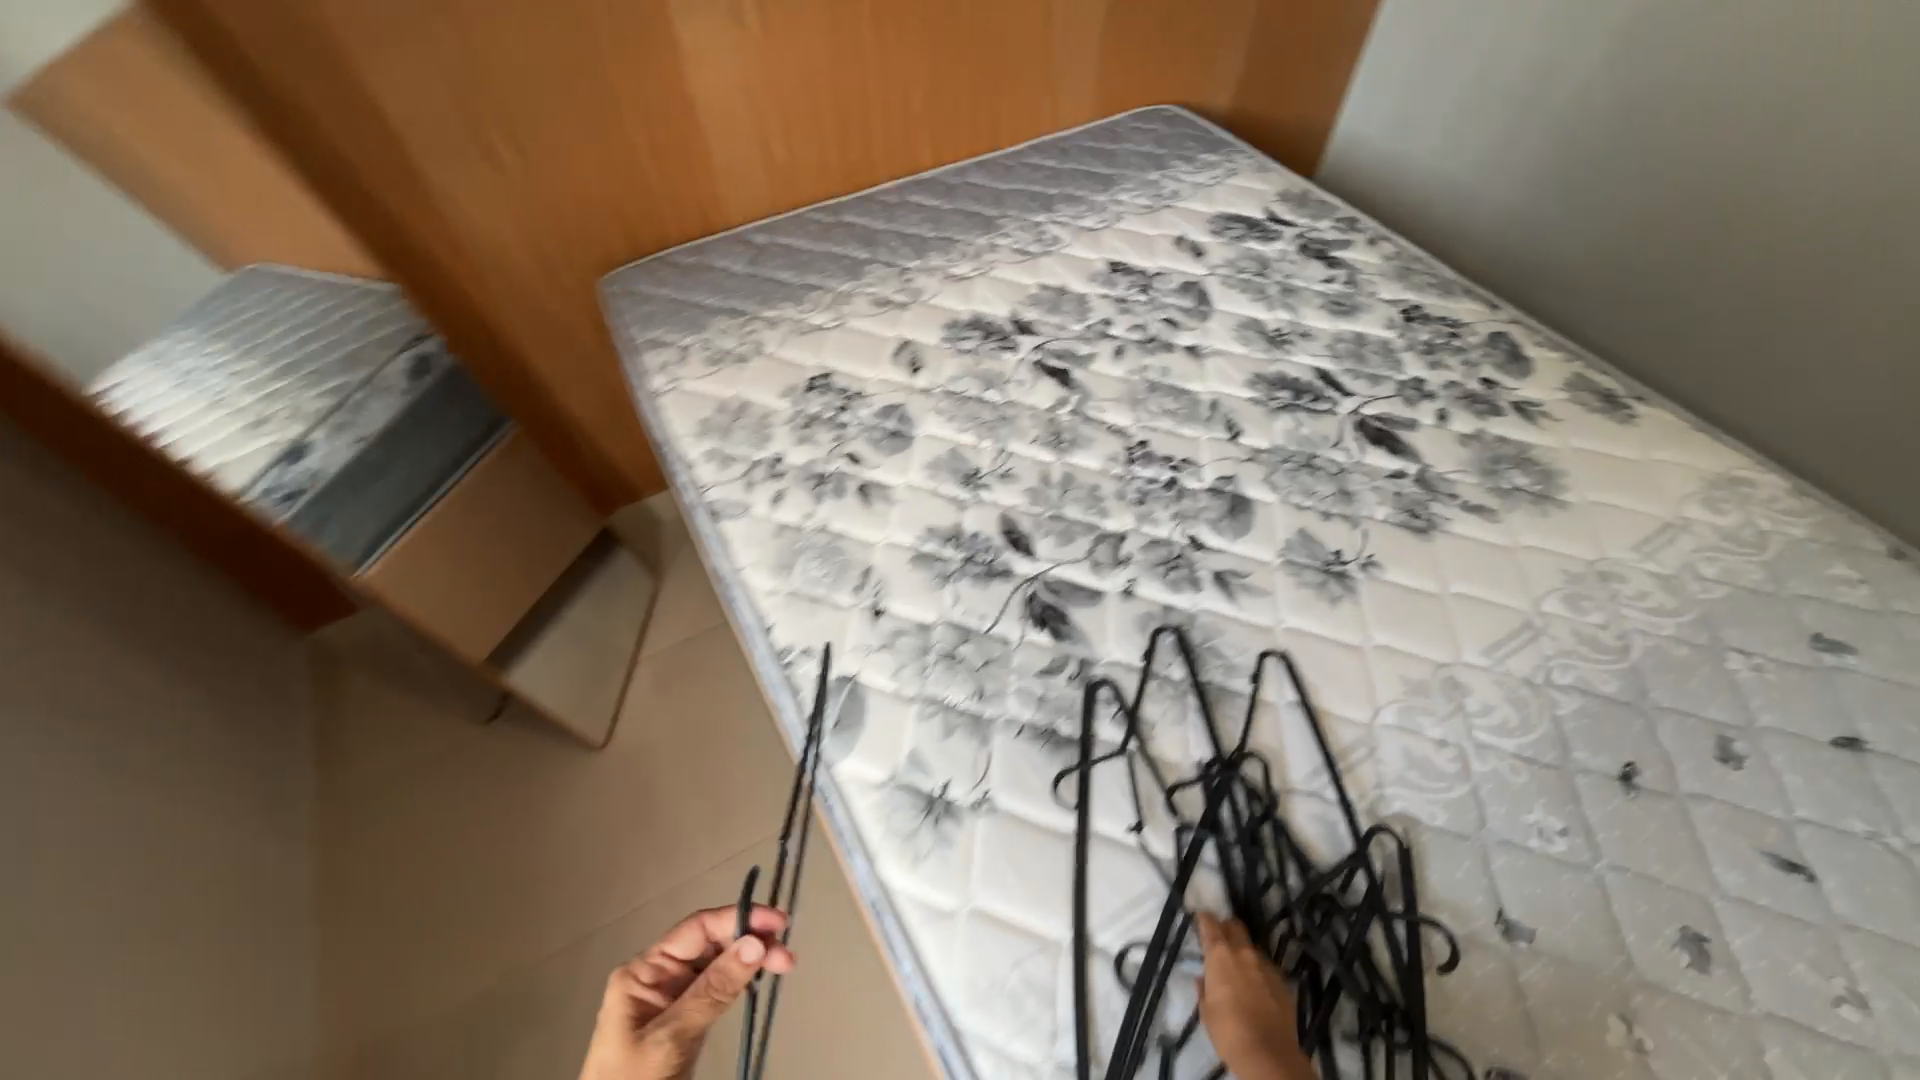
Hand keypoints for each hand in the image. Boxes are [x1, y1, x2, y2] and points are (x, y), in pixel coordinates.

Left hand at [578, 904, 796, 1079]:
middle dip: (750, 940)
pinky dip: (740, 980)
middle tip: (787, 957)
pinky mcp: (685, 1020)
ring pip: (717, 963)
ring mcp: (672, 998)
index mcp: (644, 971)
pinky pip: (717, 987)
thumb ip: (712, 990)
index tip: (778, 923)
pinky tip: (759, 980)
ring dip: (750, 959)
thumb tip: (755, 944)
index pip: (697, 929)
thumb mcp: (670, 1038)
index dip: (738, 919)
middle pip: (710, 943)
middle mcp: (658, 976)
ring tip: (784, 965)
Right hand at [1196, 912, 1314, 1079]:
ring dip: (1244, 952)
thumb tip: (1203, 979)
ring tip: (1239, 969)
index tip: (1200, 917)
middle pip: (1236, 927)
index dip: (1204, 918)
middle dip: (1226, 927)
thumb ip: (1204, 989)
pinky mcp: (1283, 983)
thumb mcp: (1206, 1011)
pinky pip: (1267, 969)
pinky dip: (1259, 972)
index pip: (1210, 925)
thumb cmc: (1228, 1032)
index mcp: (1220, 956)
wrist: (1269, 1055)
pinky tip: (1257, 989)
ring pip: (1253, 948)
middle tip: (1220, 937)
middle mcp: (1244, 954)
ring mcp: (1267, 967)